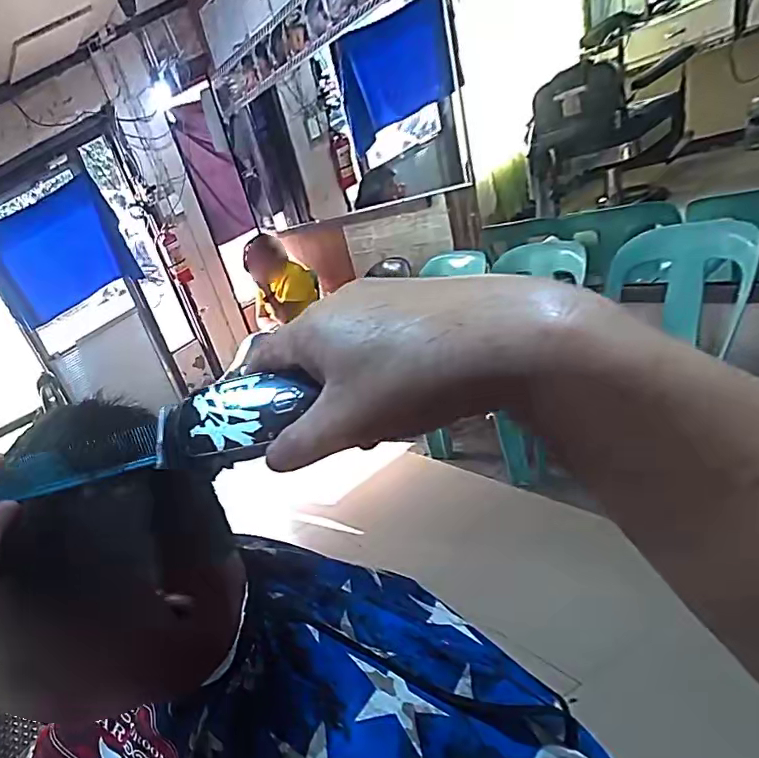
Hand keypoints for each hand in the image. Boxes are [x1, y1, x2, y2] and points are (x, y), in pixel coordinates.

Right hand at [241, 274, 605, 469]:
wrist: (504, 336)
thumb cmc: (408, 379)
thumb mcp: (346, 424)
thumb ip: (300, 445)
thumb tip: (271, 462)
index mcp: (309, 329)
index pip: (259, 361)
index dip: (254, 397)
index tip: (269, 428)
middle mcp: (338, 303)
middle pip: (306, 360)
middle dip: (314, 402)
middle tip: (339, 434)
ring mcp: (380, 295)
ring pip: (345, 352)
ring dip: (350, 392)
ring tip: (383, 420)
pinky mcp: (417, 299)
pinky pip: (380, 341)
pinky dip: (382, 372)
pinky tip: (415, 392)